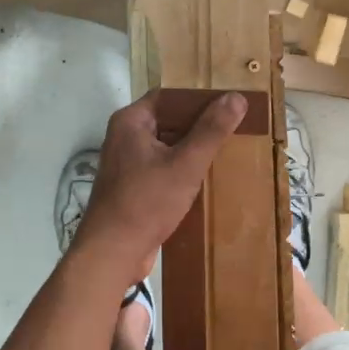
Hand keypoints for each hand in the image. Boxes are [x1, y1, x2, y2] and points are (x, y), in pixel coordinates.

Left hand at [69, 90, 247, 286]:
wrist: (112, 254)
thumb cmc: (146, 202)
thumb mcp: (185, 164)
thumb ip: (210, 131)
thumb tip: (235, 98)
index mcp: (131, 121)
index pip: (170, 96)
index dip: (199, 96)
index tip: (229, 100)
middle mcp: (126, 136)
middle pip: (169, 119)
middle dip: (200, 123)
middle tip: (236, 123)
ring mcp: (128, 162)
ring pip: (168, 145)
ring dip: (193, 148)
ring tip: (229, 147)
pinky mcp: (134, 186)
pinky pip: (163, 167)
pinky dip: (183, 168)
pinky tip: (208, 176)